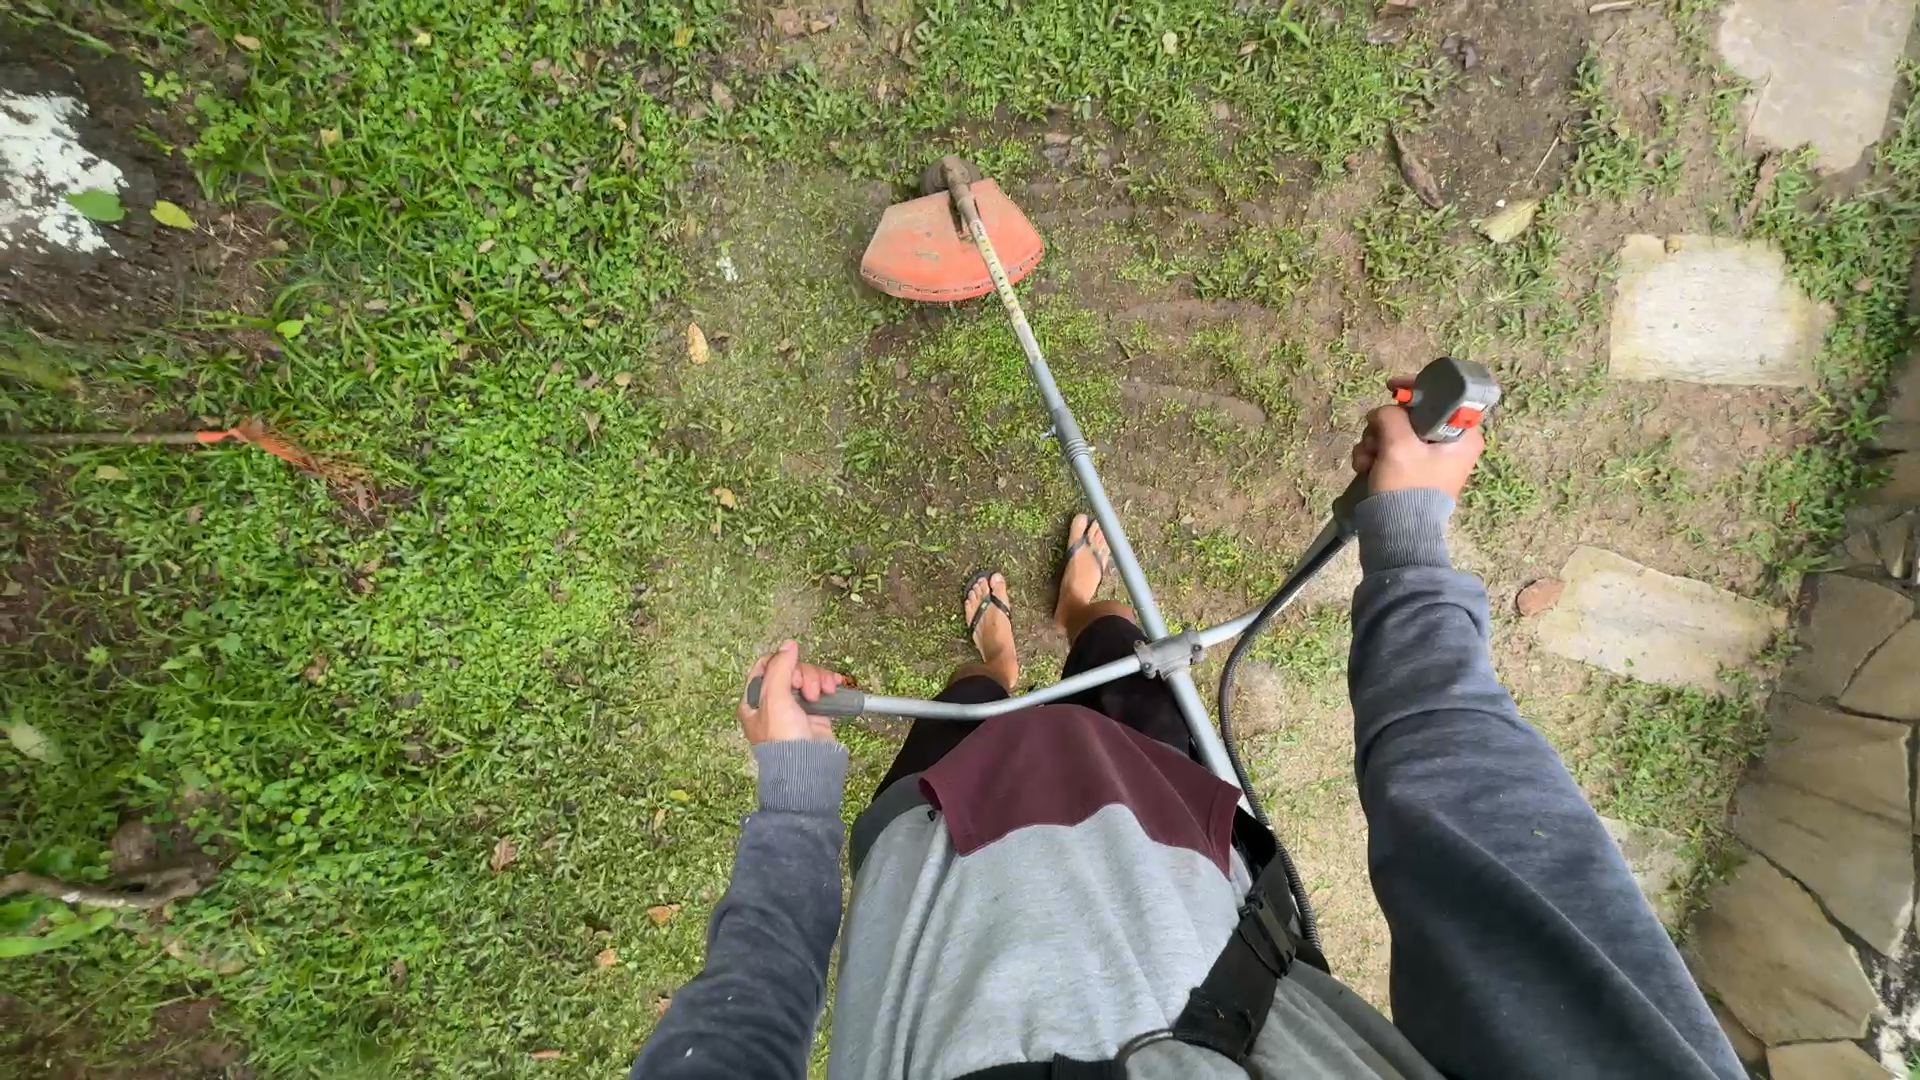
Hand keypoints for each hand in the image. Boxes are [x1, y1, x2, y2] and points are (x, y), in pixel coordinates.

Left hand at [737, 640, 845, 744]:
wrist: (807, 767)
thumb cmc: (783, 738)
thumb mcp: (774, 699)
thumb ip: (780, 668)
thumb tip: (789, 644)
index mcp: (754, 699)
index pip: (766, 666)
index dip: (782, 664)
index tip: (793, 675)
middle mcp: (773, 702)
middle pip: (791, 669)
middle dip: (805, 675)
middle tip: (809, 691)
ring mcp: (794, 707)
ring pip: (808, 677)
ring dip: (819, 679)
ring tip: (825, 693)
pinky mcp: (814, 712)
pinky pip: (821, 688)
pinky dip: (828, 684)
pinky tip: (835, 686)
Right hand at [1350, 376, 1484, 497]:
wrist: (1398, 531)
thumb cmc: (1407, 487)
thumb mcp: (1398, 446)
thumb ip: (1390, 417)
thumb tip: (1382, 412)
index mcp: (1463, 435)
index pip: (1443, 397)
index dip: (1415, 389)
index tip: (1391, 388)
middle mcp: (1450, 444)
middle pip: (1411, 416)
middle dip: (1384, 426)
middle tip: (1373, 440)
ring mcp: (1430, 459)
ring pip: (1395, 433)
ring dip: (1373, 442)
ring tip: (1366, 461)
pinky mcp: (1411, 471)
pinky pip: (1389, 450)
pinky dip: (1373, 456)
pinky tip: (1365, 468)